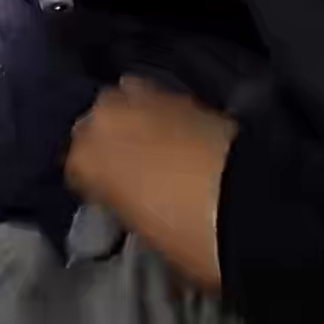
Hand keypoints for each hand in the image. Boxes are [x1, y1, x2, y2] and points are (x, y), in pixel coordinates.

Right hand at [66, 77, 237, 286]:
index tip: (107, 197)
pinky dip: (153, 110)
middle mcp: (101, 117)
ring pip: (117, 102)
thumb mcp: (146, 231)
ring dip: (126, 117)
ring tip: (146, 140)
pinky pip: (149, 96)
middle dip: (103, 142)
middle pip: (90, 126)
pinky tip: (169, 128)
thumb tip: (126, 197)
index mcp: (86, 156)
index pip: (73, 167)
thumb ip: (122, 202)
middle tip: (126, 168)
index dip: (91, 183)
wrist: (250, 198)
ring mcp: (135, 97)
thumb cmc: (190, 233)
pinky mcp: (170, 90)